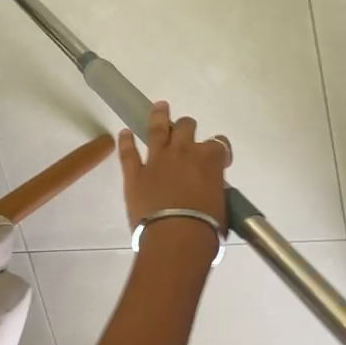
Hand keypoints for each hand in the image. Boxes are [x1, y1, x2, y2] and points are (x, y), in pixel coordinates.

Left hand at [117, 101, 232, 230]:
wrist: (176, 238)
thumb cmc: (206, 227)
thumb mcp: (221, 207)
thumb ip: (214, 193)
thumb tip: (210, 196)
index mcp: (210, 160)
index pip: (219, 144)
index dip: (220, 149)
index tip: (220, 159)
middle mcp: (184, 152)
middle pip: (186, 127)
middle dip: (188, 127)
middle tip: (187, 128)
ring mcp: (157, 160)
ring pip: (157, 129)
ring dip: (159, 116)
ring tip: (159, 106)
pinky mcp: (135, 173)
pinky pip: (128, 152)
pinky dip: (126, 141)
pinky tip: (124, 132)